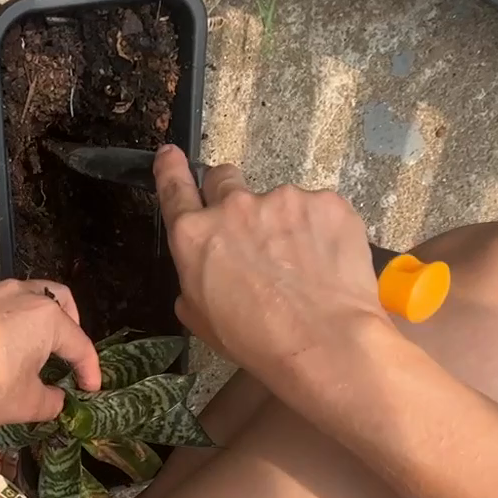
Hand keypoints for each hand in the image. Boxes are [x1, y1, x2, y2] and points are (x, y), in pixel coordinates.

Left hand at [0, 279, 100, 451]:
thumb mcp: (27, 403)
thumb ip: (51, 400)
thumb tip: (57, 399)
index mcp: (44, 315)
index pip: (78, 342)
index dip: (89, 369)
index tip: (91, 389)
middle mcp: (16, 295)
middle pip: (57, 301)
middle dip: (68, 325)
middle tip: (66, 354)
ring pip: (22, 298)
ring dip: (34, 321)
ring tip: (32, 351)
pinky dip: (5, 323)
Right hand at [154, 145, 388, 379]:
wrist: (322, 341)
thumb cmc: (253, 338)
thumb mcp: (197, 315)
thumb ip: (194, 275)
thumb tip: (209, 266)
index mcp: (193, 236)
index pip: (174, 189)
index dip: (170, 170)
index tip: (170, 156)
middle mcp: (233, 208)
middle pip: (224, 179)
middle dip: (230, 197)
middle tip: (248, 231)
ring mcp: (283, 200)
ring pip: (276, 201)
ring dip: (281, 223)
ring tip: (298, 266)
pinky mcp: (327, 203)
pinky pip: (317, 210)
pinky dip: (318, 231)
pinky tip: (324, 263)